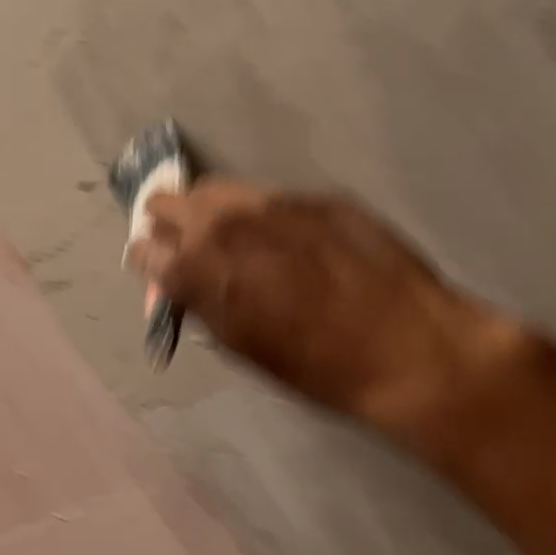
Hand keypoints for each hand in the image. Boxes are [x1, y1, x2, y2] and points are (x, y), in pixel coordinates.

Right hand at [126, 178, 514, 430]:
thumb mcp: (236, 343)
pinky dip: (264, 216)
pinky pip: (268, 197)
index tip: (163, 276)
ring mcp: (270, 204)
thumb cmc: (315, 366)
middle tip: (190, 250)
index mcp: (194, 268)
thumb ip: (196, 301)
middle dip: (169, 226)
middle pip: (164, 203)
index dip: (149, 265)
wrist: (414, 351)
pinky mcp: (314, 198)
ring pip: (213, 188)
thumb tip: (180, 284)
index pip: (141, 249)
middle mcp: (221, 225)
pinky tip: (293, 244)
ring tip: (235, 238)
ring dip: (210, 211)